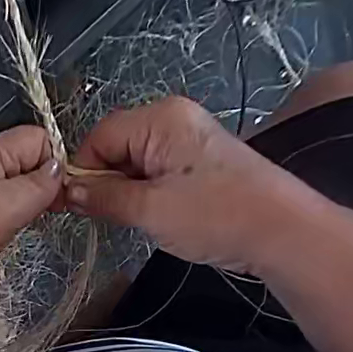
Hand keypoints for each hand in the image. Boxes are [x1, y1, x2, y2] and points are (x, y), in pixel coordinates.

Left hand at [0, 125, 61, 336]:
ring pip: (13, 187)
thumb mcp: (9, 204)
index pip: (37, 138)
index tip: (62, 195)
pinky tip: (6, 235)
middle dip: (42, 185)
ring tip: (24, 225)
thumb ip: (41, 183)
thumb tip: (60, 167)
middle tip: (49, 213)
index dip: (54, 162)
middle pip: (25, 161)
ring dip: (26, 205)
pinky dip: (9, 219)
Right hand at [65, 97, 324, 275]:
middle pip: (117, 144)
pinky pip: (158, 169)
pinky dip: (147, 191)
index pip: (99, 135)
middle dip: (105, 180)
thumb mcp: (150, 210)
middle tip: (104, 217)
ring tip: (133, 219)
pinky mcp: (202, 160)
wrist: (283, 233)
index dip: (82, 170)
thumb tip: (69, 190)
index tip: (74, 206)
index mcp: (160, 118)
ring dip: (126, 190)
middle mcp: (174, 118)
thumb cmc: (214, 217)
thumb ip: (104, 196)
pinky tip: (154, 215)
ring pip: (137, 160)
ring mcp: (191, 138)